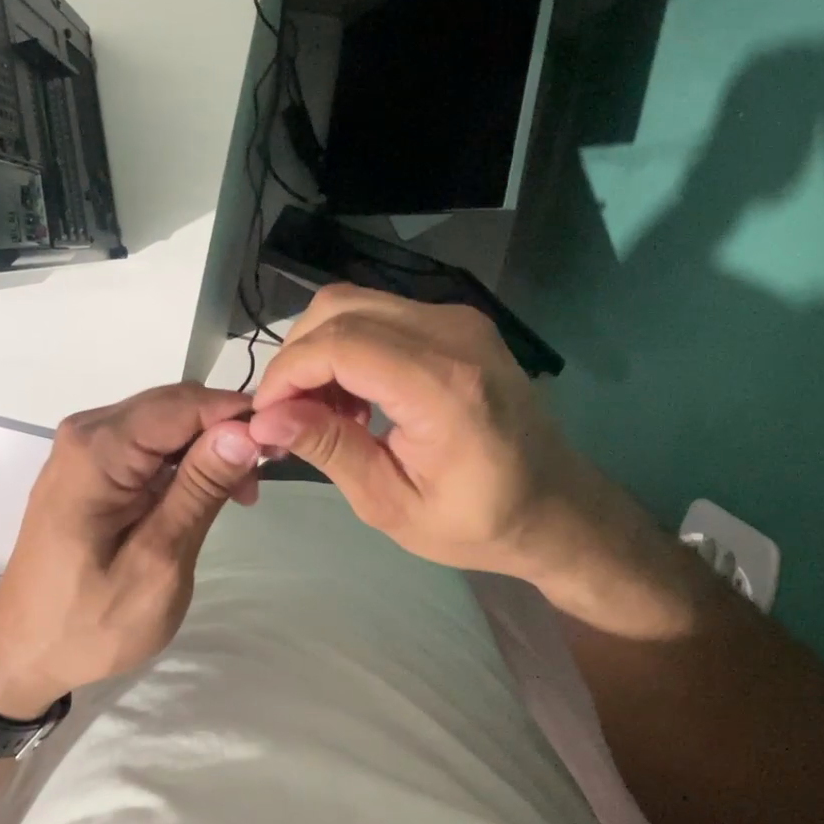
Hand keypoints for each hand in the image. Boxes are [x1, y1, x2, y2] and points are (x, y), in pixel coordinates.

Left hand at [0, 383, 260, 719]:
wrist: (23, 653)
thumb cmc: (90, 622)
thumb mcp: (158, 562)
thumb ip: (199, 490)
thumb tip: (244, 430)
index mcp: (98, 450)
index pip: (183, 404)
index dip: (237, 416)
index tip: (281, 447)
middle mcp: (86, 432)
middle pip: (173, 405)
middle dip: (223, 431)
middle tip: (260, 482)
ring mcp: (82, 446)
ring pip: (163, 421)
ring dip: (205, 448)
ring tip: (239, 495)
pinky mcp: (87, 466)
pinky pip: (144, 443)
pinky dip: (179, 461)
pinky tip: (201, 493)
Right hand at [248, 285, 629, 586]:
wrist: (559, 505)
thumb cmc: (481, 521)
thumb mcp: (393, 505)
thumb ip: (330, 450)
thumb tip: (263, 418)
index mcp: (445, 387)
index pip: (339, 344)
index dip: (287, 373)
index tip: (264, 416)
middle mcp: (453, 334)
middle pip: (339, 310)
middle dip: (295, 357)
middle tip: (287, 413)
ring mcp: (458, 318)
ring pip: (352, 302)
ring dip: (318, 347)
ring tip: (320, 407)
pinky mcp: (456, 319)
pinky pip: (377, 310)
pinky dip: (345, 342)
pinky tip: (352, 393)